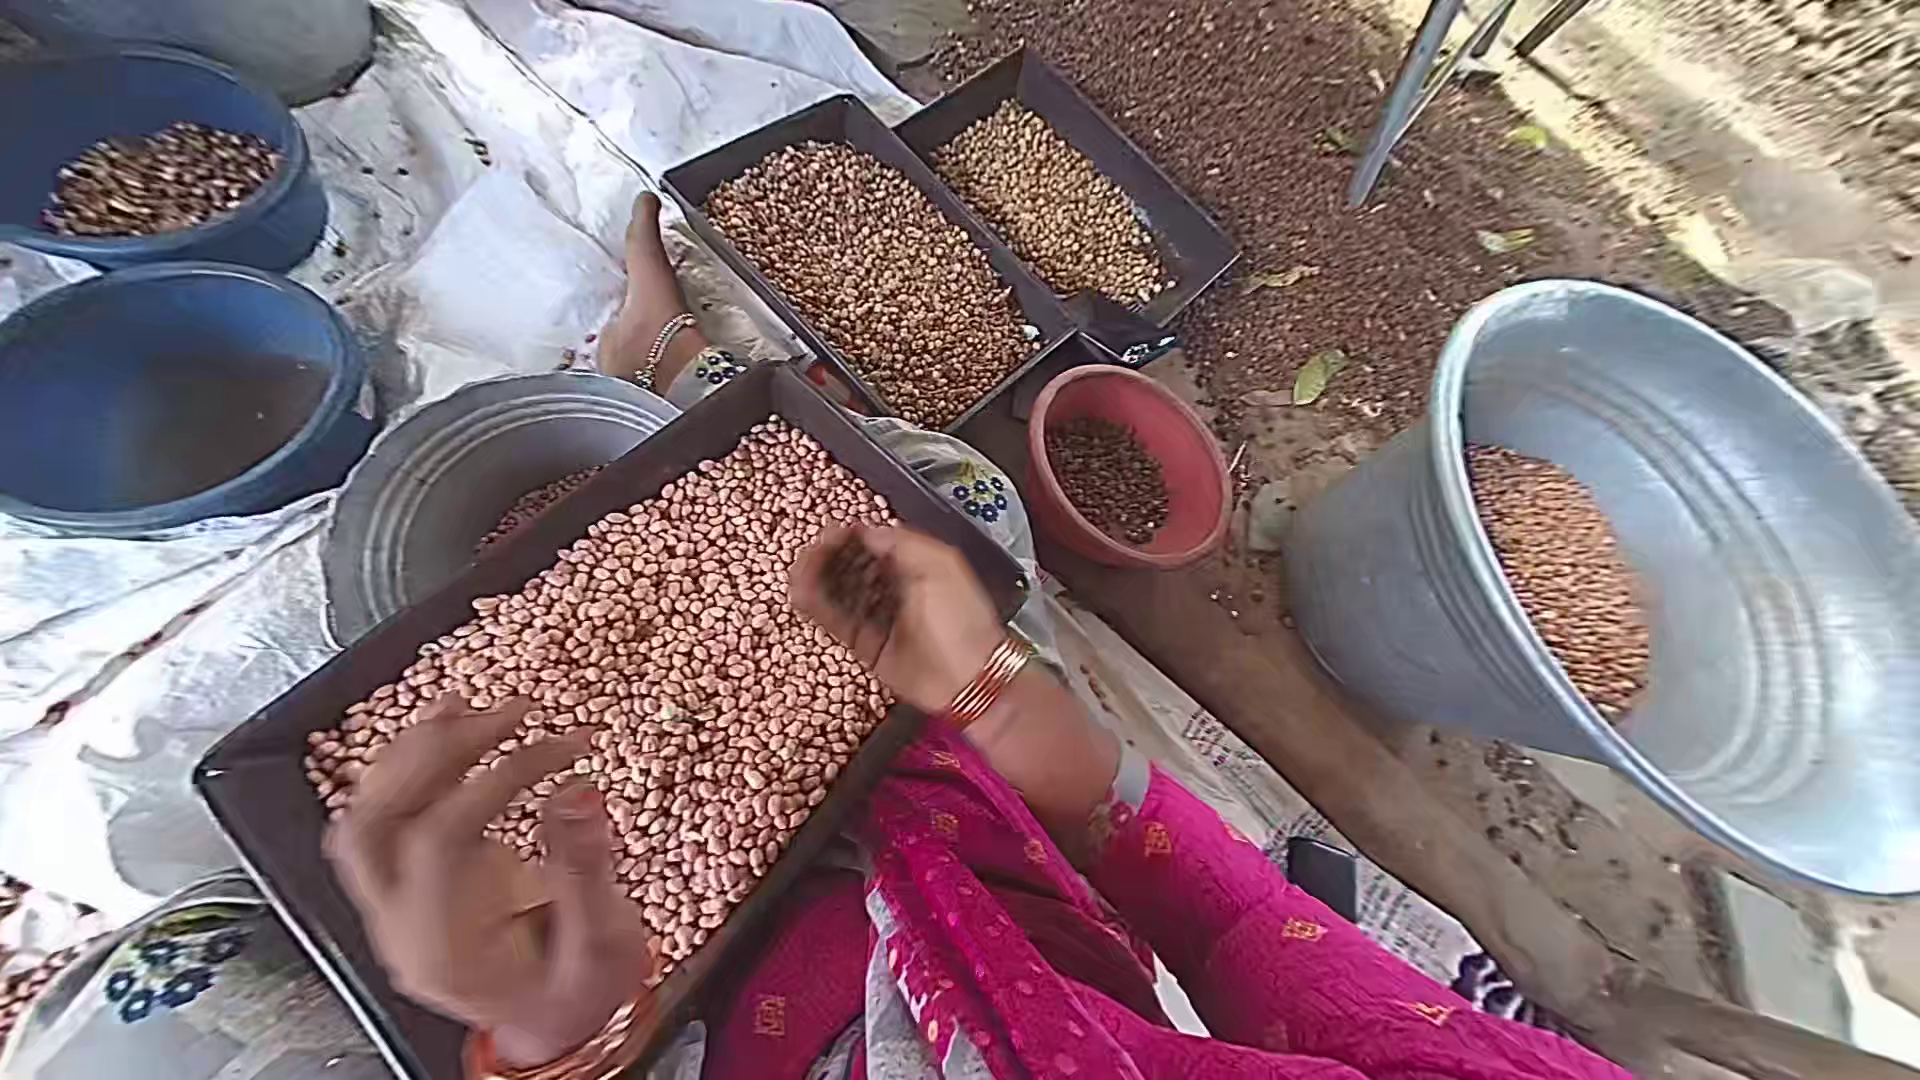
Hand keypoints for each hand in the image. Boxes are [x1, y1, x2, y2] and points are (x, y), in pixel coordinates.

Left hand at [325, 696, 651, 1066]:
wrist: (559, 1019)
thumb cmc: (583, 984)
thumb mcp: (601, 937)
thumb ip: (586, 867)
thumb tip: (578, 787)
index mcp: (444, 945)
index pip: (444, 838)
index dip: (504, 776)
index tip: (571, 746)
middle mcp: (401, 924)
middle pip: (379, 825)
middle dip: (442, 752)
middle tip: (515, 711)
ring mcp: (398, 904)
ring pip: (368, 817)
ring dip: (417, 751)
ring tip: (475, 704)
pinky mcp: (417, 881)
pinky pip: (390, 816)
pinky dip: (413, 764)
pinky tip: (451, 724)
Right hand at [789, 525, 1003, 712]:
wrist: (968, 676)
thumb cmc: (962, 617)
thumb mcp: (943, 566)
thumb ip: (906, 544)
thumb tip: (869, 531)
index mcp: (914, 565)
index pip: (875, 544)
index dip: (852, 536)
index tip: (832, 531)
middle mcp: (892, 588)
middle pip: (852, 566)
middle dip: (829, 555)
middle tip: (810, 551)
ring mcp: (878, 616)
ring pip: (839, 592)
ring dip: (817, 578)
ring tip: (798, 569)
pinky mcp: (865, 643)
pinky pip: (836, 621)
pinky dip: (817, 607)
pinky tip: (800, 592)